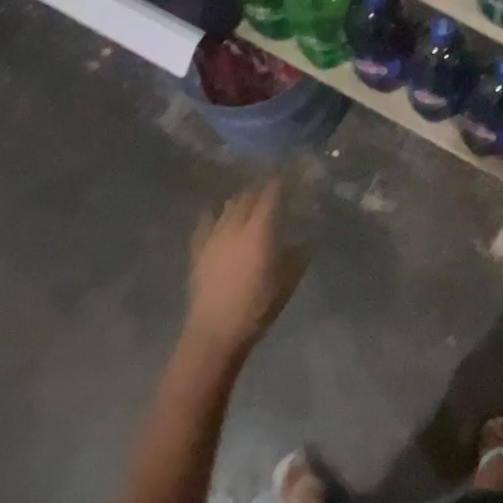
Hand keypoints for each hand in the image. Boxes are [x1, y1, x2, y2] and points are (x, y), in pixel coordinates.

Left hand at [182, 180, 308, 360]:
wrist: (214, 329)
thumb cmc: (256, 308)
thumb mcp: (285, 284)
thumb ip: (296, 258)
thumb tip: (305, 242)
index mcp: (258, 232)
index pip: (270, 197)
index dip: (280, 182)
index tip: (289, 173)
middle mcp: (234, 226)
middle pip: (246, 197)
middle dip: (260, 187)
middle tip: (271, 182)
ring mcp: (212, 236)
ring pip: (227, 206)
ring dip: (239, 198)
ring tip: (248, 197)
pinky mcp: (198, 249)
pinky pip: (206, 221)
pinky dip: (214, 212)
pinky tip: (216, 213)